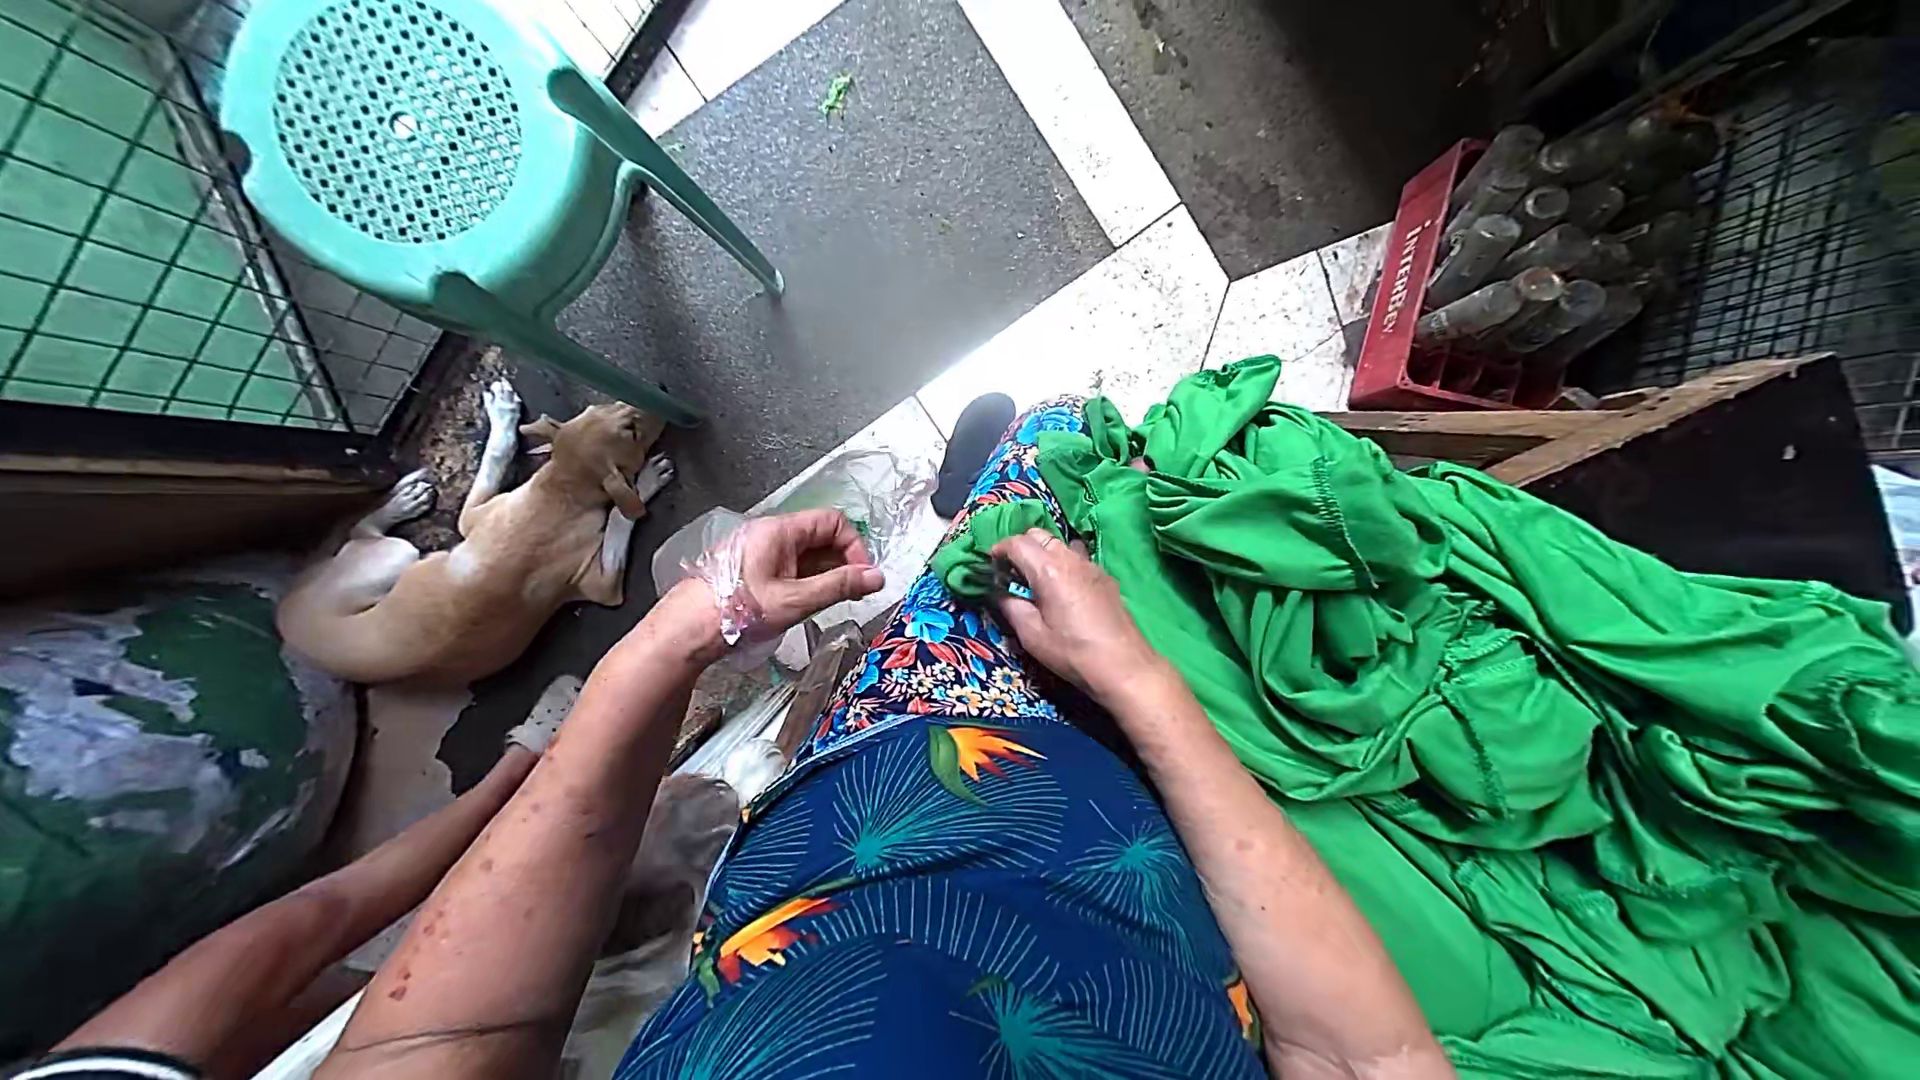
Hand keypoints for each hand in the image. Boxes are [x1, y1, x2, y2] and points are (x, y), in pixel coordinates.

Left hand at [730, 509, 884, 631]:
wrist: (687, 631)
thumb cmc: (737, 611)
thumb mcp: (796, 600)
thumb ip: (840, 586)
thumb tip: (877, 577)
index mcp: (780, 530)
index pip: (833, 522)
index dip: (854, 546)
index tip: (862, 576)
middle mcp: (771, 534)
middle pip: (821, 537)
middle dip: (843, 562)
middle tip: (853, 593)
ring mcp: (762, 551)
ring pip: (808, 554)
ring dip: (826, 574)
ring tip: (830, 601)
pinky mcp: (755, 568)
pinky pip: (792, 566)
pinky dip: (808, 581)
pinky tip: (807, 602)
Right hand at [990, 528, 1169, 703]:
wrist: (1124, 665)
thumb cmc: (1073, 653)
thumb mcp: (1032, 635)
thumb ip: (1011, 607)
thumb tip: (1000, 593)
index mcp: (1048, 570)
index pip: (1016, 543)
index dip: (999, 550)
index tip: (991, 566)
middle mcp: (1070, 559)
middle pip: (1038, 535)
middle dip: (1019, 547)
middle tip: (1010, 572)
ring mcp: (1090, 565)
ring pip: (1059, 543)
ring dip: (1042, 552)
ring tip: (1035, 578)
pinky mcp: (1104, 576)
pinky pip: (1076, 557)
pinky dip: (1061, 562)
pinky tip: (1061, 588)